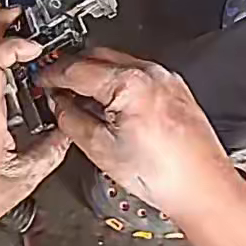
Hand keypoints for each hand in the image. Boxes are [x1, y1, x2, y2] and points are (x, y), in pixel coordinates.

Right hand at [38, 48, 245, 224]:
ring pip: (117, 63)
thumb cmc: (164, 175)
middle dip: (72, 69)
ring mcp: (165, 78)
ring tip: (80, 98)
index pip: (77, 69)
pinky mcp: (174, 88)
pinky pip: (137, 74)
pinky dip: (116, 82)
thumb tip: (58, 105)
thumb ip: (70, 120)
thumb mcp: (100, 149)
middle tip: (55, 86)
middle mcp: (150, 73)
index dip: (52, 74)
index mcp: (129, 83)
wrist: (203, 188)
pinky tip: (109, 103)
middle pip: (97, 56)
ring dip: (94, 74)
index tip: (41, 79)